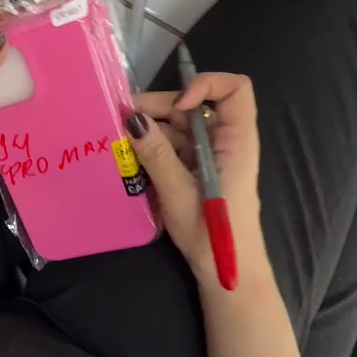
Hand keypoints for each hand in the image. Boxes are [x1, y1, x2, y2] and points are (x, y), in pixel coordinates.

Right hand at [125, 71, 262, 280]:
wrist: (225, 270)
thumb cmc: (212, 231)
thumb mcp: (178, 192)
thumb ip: (156, 154)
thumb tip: (133, 120)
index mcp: (236, 140)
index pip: (234, 89)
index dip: (204, 85)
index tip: (175, 107)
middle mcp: (225, 141)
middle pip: (196, 106)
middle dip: (160, 107)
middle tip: (124, 119)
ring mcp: (210, 156)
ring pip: (180, 127)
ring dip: (151, 130)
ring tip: (120, 140)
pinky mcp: (196, 172)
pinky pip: (173, 148)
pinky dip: (152, 148)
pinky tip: (130, 158)